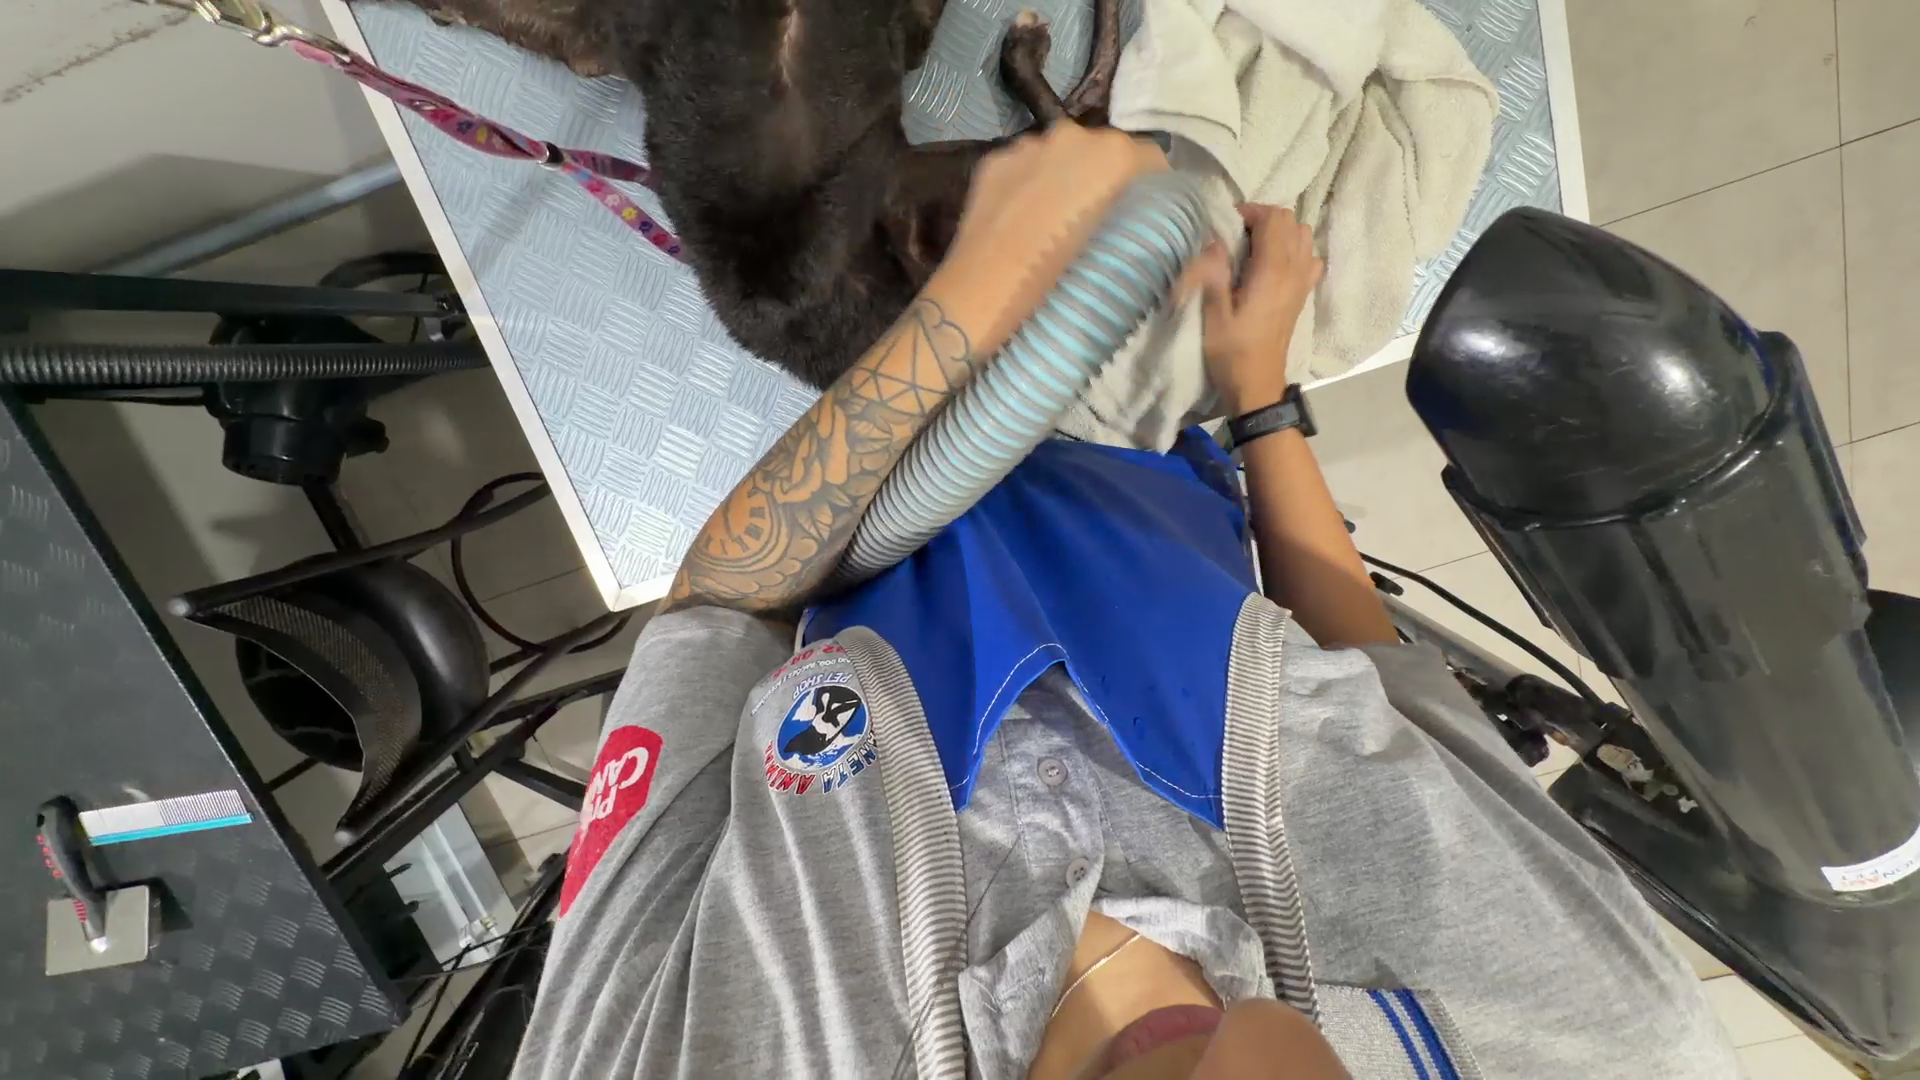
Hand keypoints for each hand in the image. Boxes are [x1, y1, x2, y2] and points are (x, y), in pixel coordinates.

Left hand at [934, 124, 1168, 352]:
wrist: (982, 302)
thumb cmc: (1063, 287)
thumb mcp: (1127, 270)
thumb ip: (1164, 246)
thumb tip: (1192, 248)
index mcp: (1115, 155)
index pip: (1154, 162)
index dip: (1155, 195)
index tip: (1147, 226)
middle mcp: (1072, 135)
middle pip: (1105, 155)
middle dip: (1107, 186)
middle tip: (1101, 231)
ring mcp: (1026, 146)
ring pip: (1061, 159)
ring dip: (1066, 184)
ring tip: (1057, 230)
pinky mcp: (992, 162)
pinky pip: (1024, 170)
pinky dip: (1028, 189)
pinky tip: (1021, 226)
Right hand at [1194, 204, 1323, 413]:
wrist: (1258, 384)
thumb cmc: (1232, 354)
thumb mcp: (1214, 317)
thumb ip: (1214, 276)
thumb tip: (1214, 241)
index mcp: (1272, 272)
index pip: (1272, 219)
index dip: (1249, 213)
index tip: (1225, 225)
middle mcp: (1294, 270)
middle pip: (1290, 221)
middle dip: (1263, 218)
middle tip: (1236, 234)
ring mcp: (1302, 282)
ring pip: (1302, 235)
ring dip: (1279, 232)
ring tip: (1252, 246)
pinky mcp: (1303, 294)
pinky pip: (1308, 257)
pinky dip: (1293, 250)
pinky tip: (1273, 264)